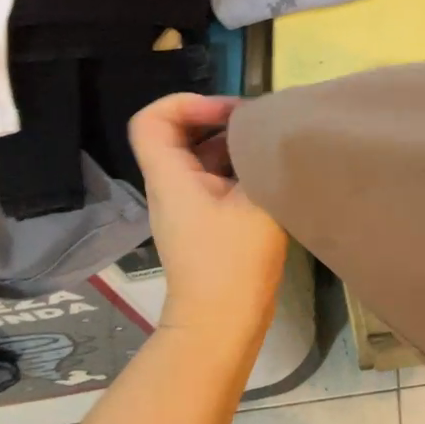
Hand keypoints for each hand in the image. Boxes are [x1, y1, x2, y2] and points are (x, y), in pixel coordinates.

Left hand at [127, 94, 287, 335]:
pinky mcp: (205, 222)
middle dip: (218, 119)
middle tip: (258, 123)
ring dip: (232, 144)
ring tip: (270, 146)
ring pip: (200, 156)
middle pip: (179, 134)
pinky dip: (238, 168)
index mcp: (170, 176)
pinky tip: (270, 174)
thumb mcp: (257, 198)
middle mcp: (171, 186)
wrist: (222, 321)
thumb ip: (261, 158)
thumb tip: (273, 131)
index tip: (228, 111)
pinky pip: (213, 179)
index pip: (152, 120)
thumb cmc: (234, 259)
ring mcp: (187, 206)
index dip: (185, 102)